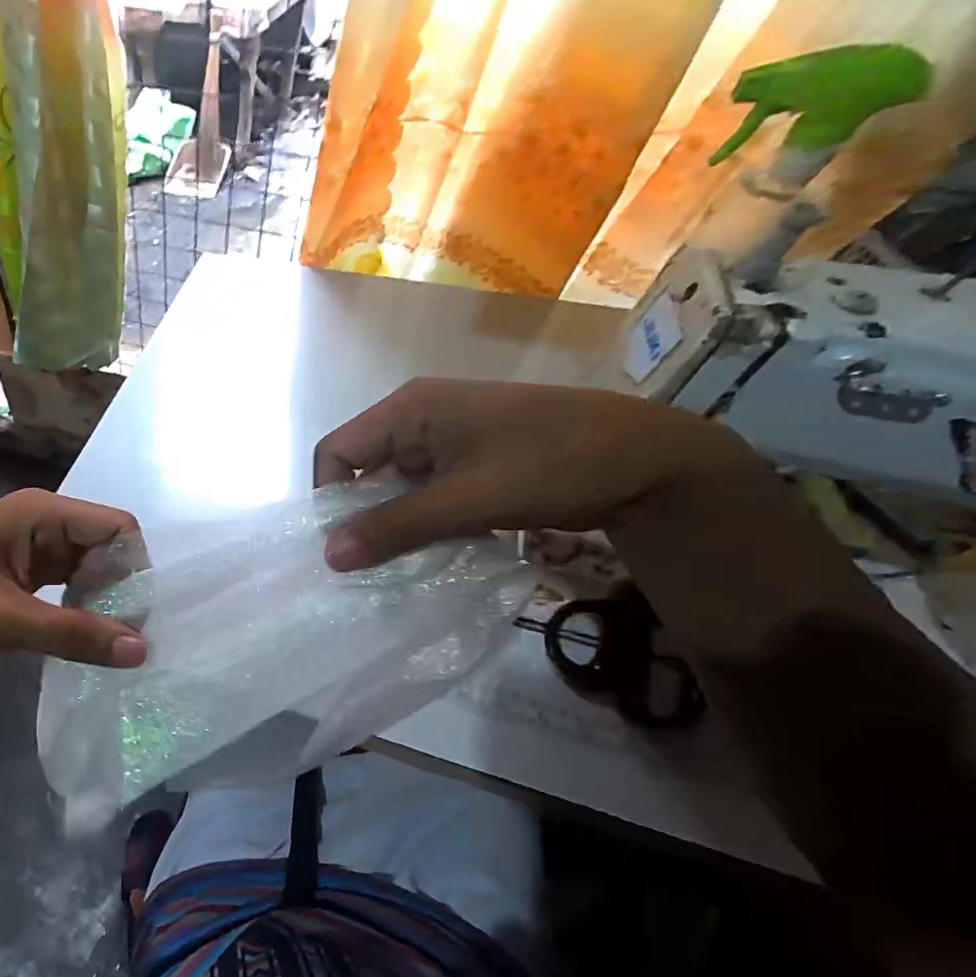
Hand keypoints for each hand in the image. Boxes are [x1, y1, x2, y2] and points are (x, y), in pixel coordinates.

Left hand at [0, 489, 148, 667]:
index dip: (135, 569)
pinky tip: (80, 635)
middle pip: (107, 546)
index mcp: (40, 513)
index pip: (118, 528)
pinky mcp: (18, 571)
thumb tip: (142, 649)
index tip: (136, 619)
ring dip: (102, 600)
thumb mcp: (1, 620)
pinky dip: (80, 606)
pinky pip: (67, 581)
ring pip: (89, 566)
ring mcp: (29, 546)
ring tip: (107, 642)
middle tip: (124, 638)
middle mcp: (41, 521)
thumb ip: (74, 633)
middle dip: (121, 588)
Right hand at [314, 379, 756, 569]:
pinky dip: (429, 520)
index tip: (346, 548)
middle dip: (367, 517)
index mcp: (409, 408)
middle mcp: (421, 416)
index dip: (330, 499)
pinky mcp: (475, 458)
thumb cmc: (549, 464)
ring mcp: (451, 436)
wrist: (647, 458)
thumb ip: (395, 527)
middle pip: (366, 469)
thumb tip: (329, 556)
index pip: (337, 451)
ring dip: (401, 524)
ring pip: (399, 485)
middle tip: (377, 567)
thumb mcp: (466, 500)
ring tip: (411, 564)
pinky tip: (444, 549)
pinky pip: (431, 491)